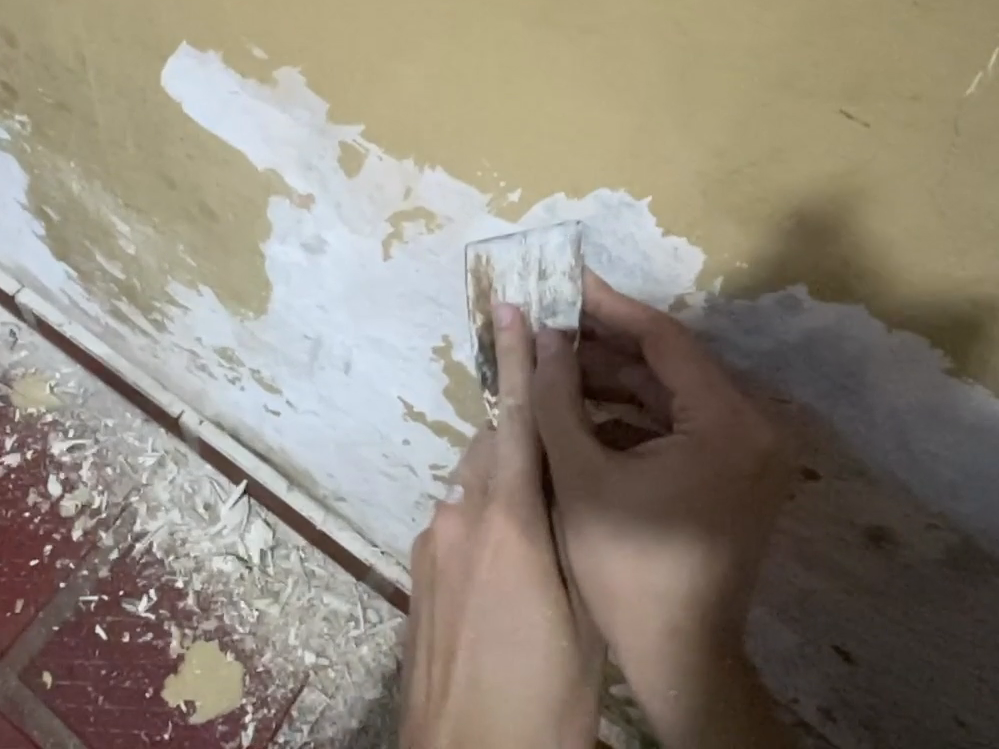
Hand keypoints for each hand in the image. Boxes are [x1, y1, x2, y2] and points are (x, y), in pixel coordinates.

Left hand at [400, 304, 602, 748]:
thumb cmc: (547, 689)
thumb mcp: (581, 612)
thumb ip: (562, 535)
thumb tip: (556, 489)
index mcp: (509, 520)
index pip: (516, 421)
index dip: (515, 361)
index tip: (507, 310)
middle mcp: (460, 516)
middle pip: (492, 451)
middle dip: (524, 442)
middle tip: (562, 463)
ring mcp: (432, 542)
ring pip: (473, 488)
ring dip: (504, 490)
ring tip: (539, 533)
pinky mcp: (417, 570)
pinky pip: (456, 522)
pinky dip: (482, 524)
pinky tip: (505, 572)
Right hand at [531, 272, 791, 747]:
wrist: (678, 658)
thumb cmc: (626, 566)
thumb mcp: (578, 472)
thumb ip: (554, 394)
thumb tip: (536, 329)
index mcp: (727, 423)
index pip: (664, 340)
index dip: (608, 308)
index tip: (563, 281)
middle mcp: (752, 427)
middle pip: (669, 363)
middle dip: (604, 343)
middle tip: (549, 320)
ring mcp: (747, 452)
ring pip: (670, 393)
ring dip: (613, 378)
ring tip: (553, 362)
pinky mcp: (732, 473)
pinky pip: (677, 423)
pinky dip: (629, 413)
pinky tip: (579, 408)